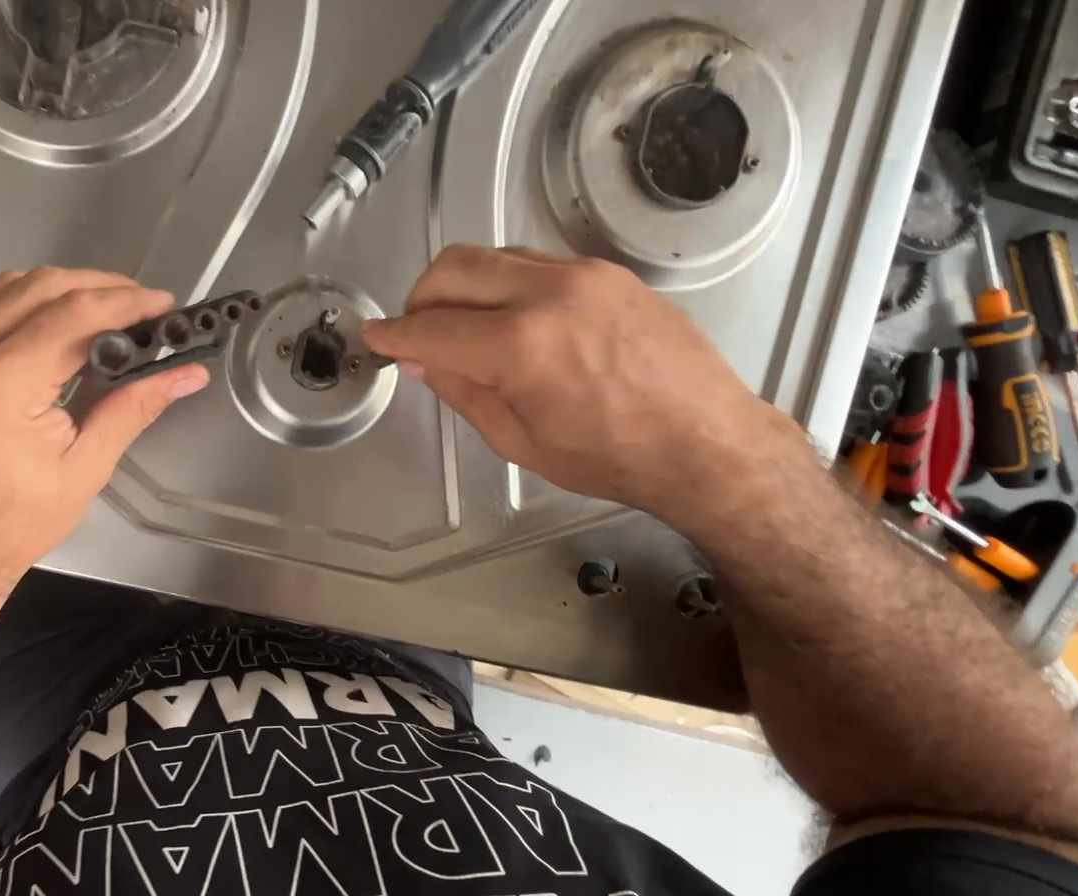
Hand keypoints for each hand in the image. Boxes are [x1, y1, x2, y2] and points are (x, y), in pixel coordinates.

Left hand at [0, 268, 209, 591]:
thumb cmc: (16, 522)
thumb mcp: (86, 467)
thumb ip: (134, 407)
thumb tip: (184, 374)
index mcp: (2, 387)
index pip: (73, 315)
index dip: (126, 302)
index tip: (163, 306)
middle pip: (44, 287)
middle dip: (103, 288)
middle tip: (145, 310)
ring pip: (15, 285)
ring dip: (68, 287)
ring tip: (112, 313)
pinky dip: (33, 299)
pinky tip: (64, 320)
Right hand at [361, 245, 807, 524]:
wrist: (703, 441)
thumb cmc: (610, 457)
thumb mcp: (518, 441)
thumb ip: (463, 392)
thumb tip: (424, 362)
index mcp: (520, 348)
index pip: (431, 329)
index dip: (394, 336)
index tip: (374, 338)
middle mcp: (548, 294)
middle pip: (453, 269)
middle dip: (419, 298)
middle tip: (414, 332)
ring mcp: (582, 274)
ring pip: (491, 256)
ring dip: (460, 285)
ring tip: (459, 325)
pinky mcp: (606, 271)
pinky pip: (532, 261)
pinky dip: (501, 283)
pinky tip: (507, 318)